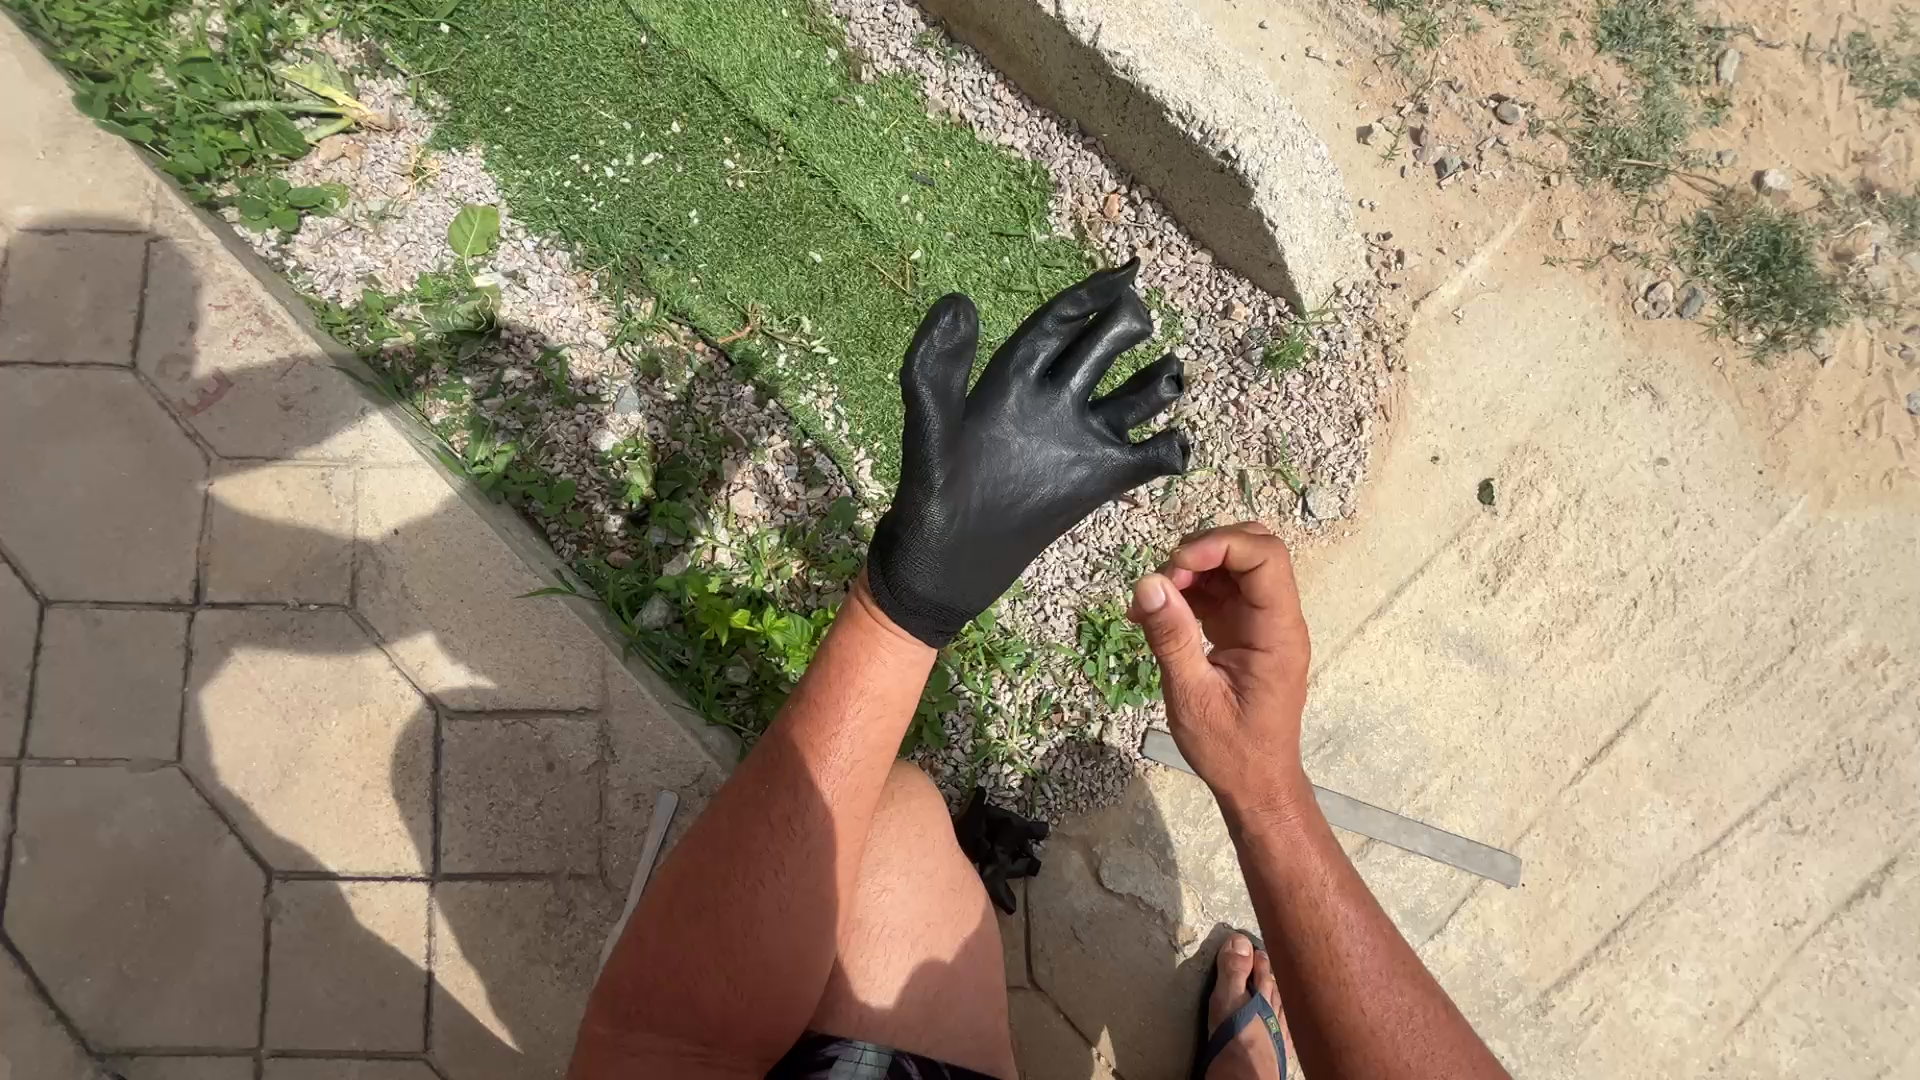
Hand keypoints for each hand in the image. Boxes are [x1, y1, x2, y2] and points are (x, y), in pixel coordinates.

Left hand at [867, 260, 1190, 645]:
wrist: (949, 563)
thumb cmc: (933, 496)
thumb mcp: (929, 428)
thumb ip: (936, 368)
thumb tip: (959, 300)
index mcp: (1013, 382)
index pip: (1057, 324)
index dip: (1089, 295)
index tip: (1127, 272)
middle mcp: (1052, 404)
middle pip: (1100, 350)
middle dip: (1123, 327)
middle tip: (1137, 320)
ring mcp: (1078, 442)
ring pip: (1131, 398)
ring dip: (1156, 383)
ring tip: (1171, 374)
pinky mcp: (1098, 481)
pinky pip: (1147, 457)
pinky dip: (1170, 448)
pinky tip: (1178, 442)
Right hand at [1128, 522, 1312, 817]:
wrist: (1256, 784)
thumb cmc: (1230, 749)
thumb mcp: (1192, 697)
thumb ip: (1171, 637)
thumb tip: (1148, 583)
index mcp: (1277, 631)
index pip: (1265, 556)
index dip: (1219, 546)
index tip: (1174, 568)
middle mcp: (1275, 618)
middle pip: (1253, 548)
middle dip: (1204, 550)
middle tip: (1165, 581)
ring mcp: (1259, 621)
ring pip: (1233, 564)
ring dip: (1191, 569)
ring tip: (1155, 601)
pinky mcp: (1242, 629)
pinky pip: (1218, 589)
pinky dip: (1186, 590)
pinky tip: (1157, 614)